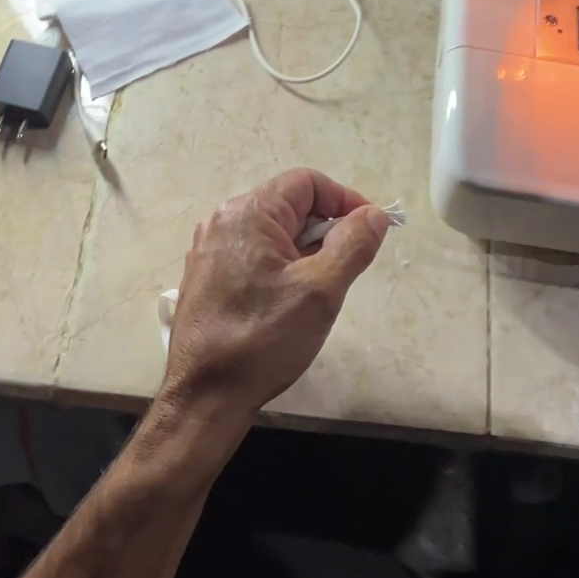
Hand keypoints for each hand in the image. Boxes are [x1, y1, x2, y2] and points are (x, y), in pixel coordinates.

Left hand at [159, 169, 390, 428]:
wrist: (205, 395)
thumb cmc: (263, 339)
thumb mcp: (320, 291)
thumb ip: (352, 245)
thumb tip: (373, 215)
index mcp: (248, 213)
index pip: (307, 182)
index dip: (345, 199)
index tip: (370, 231)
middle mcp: (223, 221)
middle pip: (290, 205)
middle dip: (326, 230)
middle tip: (345, 269)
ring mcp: (210, 250)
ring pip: (274, 233)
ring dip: (306, 251)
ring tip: (319, 291)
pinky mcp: (207, 276)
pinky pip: (255, 255)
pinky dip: (282, 266)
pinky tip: (289, 303)